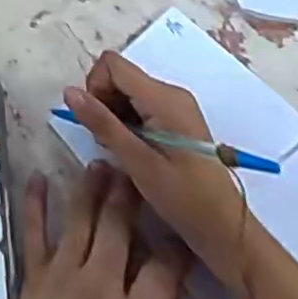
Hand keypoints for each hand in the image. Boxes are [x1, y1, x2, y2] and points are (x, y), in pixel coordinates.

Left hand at [18, 163, 188, 298]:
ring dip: (89, 191)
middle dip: (129, 198)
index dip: (178, 250)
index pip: (166, 273)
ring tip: (99, 164)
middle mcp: (100, 286)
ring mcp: (63, 274)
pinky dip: (34, 203)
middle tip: (134, 169)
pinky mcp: (34, 274)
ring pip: (80, 221)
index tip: (185, 227)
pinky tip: (36, 176)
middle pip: (119, 231)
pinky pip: (33, 231)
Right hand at [65, 52, 251, 282]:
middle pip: (118, 75)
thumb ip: (102, 122)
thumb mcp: (137, 162)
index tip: (97, 121)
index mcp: (164, 98)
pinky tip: (133, 148)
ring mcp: (176, 105)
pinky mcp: (177, 119)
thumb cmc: (184, 200)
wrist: (228, 233)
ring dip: (113, 112)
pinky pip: (140, 103)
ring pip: (126, 89)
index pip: (112, 65)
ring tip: (119, 148)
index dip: (95, 86)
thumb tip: (69, 91)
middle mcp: (171, 93)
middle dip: (102, 100)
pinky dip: (127, 119)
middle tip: (106, 139)